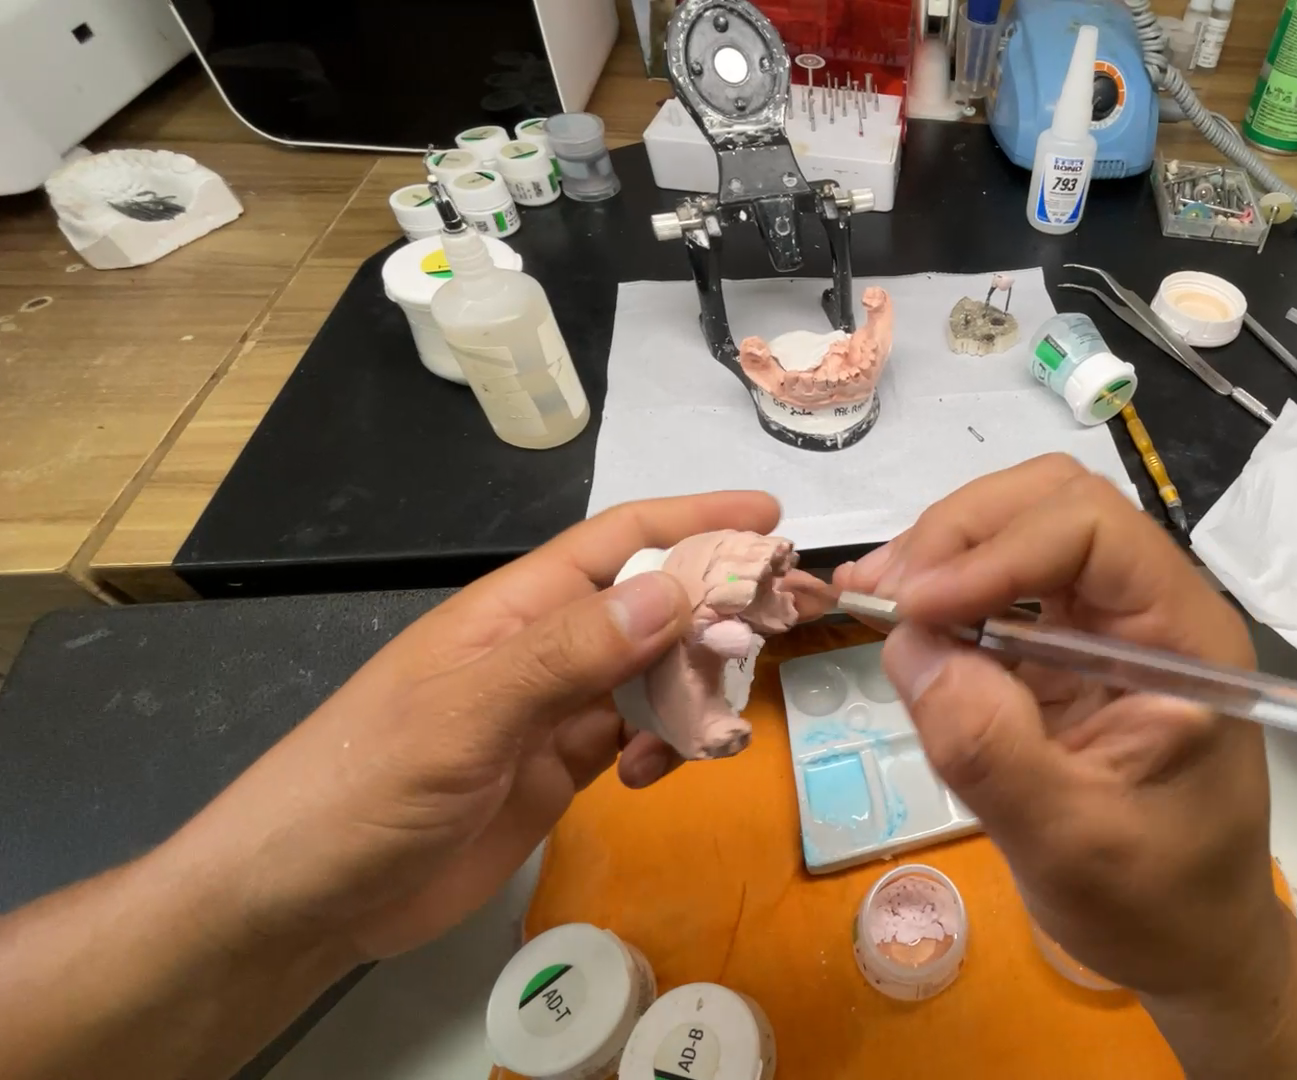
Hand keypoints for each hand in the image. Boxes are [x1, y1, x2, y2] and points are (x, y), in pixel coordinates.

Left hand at [173, 493, 779, 961]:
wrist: (302, 906)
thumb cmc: (364, 788)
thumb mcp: (464, 715)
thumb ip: (569, 652)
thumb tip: (674, 593)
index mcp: (522, 608)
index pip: (622, 541)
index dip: (694, 519)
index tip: (766, 515)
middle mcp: (554, 645)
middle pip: (658, 606)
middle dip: (721, 608)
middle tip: (786, 618)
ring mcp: (564, 704)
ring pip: (661, 672)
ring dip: (699, 687)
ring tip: (719, 718)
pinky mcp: (571, 758)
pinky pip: (645, 731)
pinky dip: (667, 744)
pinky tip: (651, 773)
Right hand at [833, 456, 1281, 1001]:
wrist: (1187, 936)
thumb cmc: (1155, 900)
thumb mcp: (1069, 845)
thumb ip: (990, 749)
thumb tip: (909, 646)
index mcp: (1183, 636)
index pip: (1094, 531)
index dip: (999, 551)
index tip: (917, 608)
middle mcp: (1149, 603)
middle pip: (1054, 503)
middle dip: (961, 533)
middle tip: (887, 592)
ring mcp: (1106, 617)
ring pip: (1022, 525)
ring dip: (943, 549)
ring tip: (874, 594)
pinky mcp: (1065, 640)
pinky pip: (1001, 579)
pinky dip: (943, 584)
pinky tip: (896, 611)